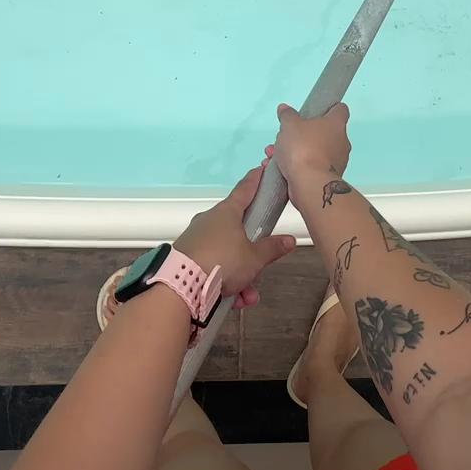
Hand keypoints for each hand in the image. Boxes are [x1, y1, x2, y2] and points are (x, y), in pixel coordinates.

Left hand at [173, 165, 295, 308]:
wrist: (180, 284)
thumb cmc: (222, 261)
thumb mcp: (254, 258)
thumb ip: (272, 248)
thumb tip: (289, 240)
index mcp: (227, 212)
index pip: (245, 189)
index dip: (255, 179)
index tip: (262, 168)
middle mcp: (209, 220)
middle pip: (237, 230)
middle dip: (251, 253)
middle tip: (260, 267)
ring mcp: (196, 239)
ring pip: (226, 254)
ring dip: (240, 276)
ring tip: (248, 296)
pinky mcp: (186, 258)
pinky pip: (212, 267)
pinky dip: (224, 283)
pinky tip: (233, 301)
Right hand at [266, 102, 351, 190]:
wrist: (310, 184)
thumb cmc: (303, 148)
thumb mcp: (290, 125)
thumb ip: (287, 115)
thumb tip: (285, 109)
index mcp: (336, 124)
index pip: (339, 109)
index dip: (328, 108)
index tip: (315, 111)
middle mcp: (341, 142)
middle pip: (323, 132)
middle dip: (302, 135)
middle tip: (285, 137)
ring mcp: (337, 162)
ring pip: (314, 152)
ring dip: (295, 152)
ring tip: (274, 155)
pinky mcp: (328, 179)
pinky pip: (311, 168)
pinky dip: (297, 168)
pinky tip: (277, 170)